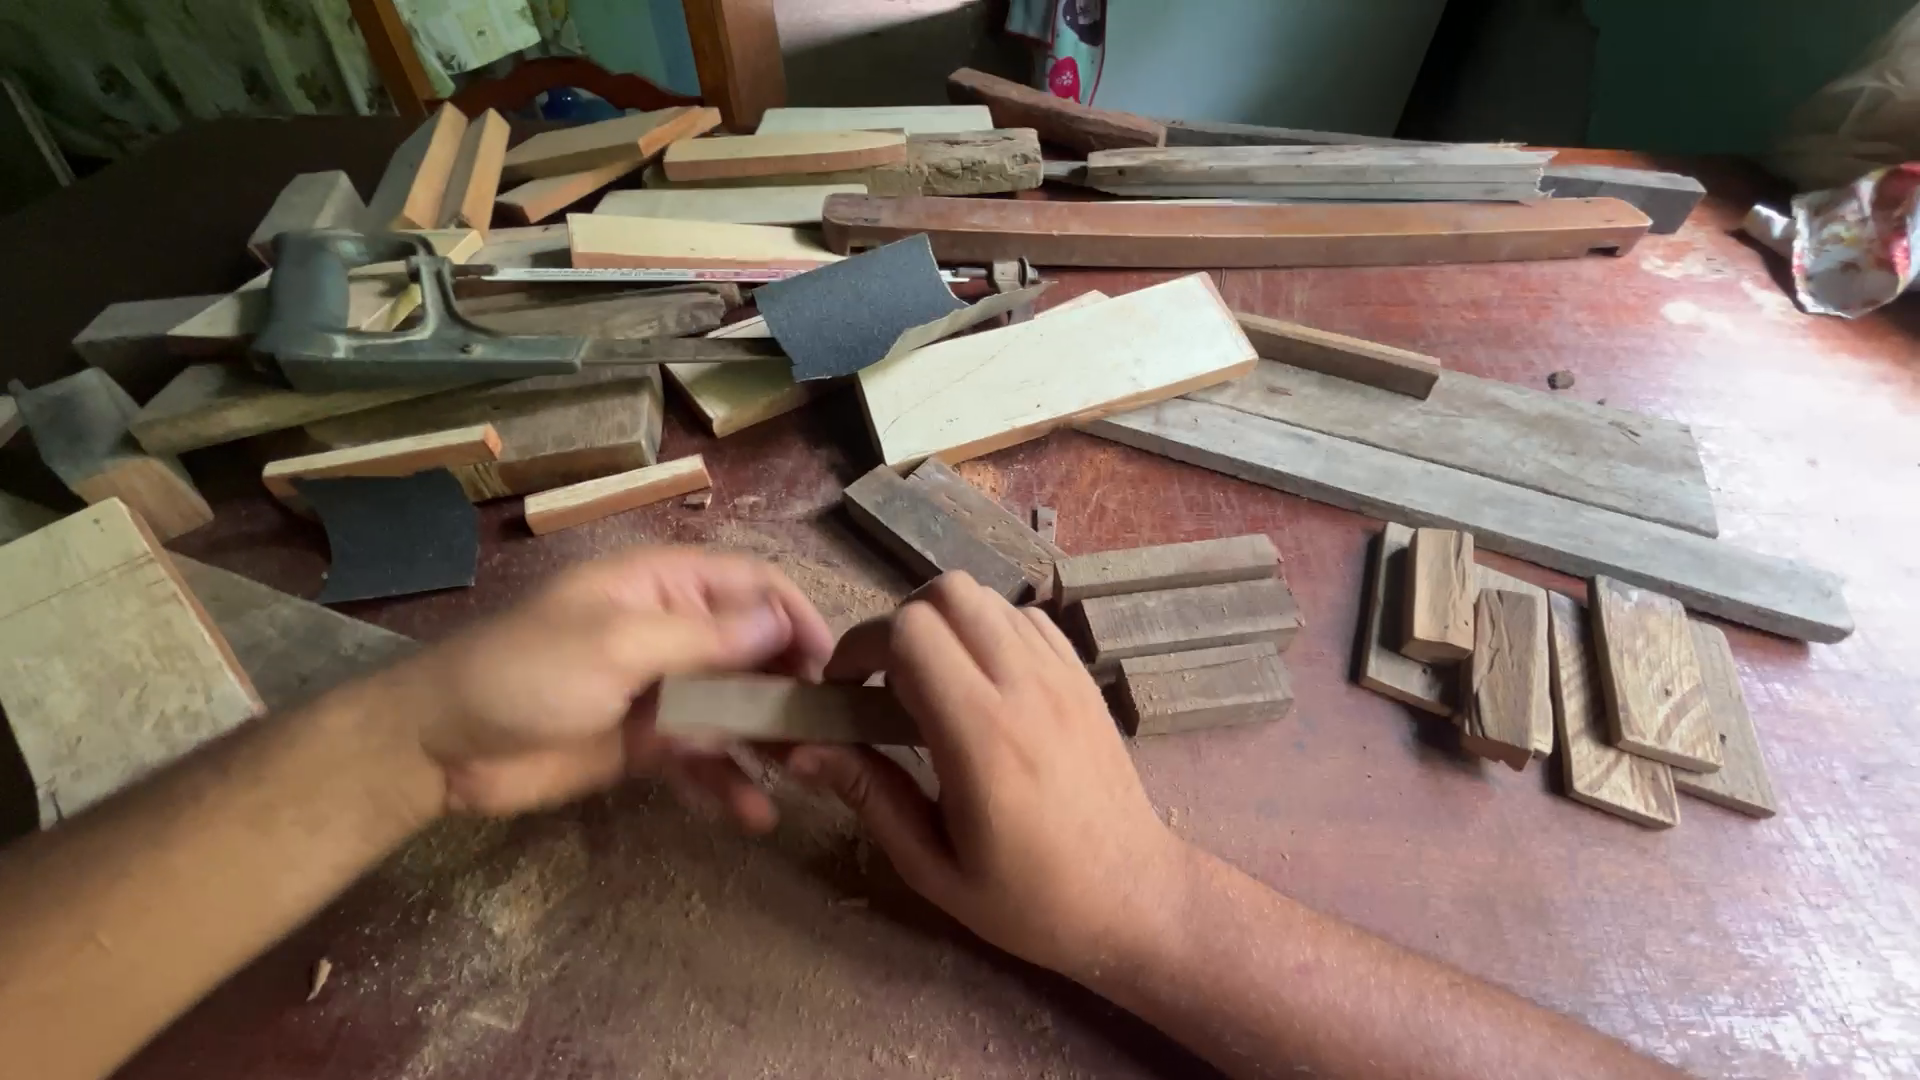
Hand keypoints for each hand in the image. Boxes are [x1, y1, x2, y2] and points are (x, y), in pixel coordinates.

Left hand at [370, 547, 832, 822]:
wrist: (437, 749)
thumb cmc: (525, 671)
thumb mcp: (616, 644)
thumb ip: (703, 638)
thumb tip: (780, 626)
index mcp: (668, 587)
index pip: (755, 587)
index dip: (796, 618)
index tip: (829, 667)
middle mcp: (678, 632)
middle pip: (757, 651)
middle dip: (792, 688)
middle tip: (828, 733)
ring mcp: (668, 690)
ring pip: (740, 708)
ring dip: (772, 740)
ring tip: (806, 776)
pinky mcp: (654, 742)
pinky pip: (706, 759)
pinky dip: (731, 783)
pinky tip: (755, 813)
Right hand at [782, 572, 1186, 978]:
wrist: (1134, 895)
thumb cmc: (1030, 899)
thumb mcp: (933, 867)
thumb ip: (869, 794)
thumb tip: (802, 748)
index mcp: (981, 736)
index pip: (909, 633)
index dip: (860, 647)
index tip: (845, 689)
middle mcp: (1024, 685)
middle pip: (945, 592)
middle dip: (896, 623)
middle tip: (884, 680)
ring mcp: (1061, 672)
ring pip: (984, 595)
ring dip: (941, 622)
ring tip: (931, 678)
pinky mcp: (1080, 672)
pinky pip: (1023, 616)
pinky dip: (987, 627)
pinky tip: (981, 677)